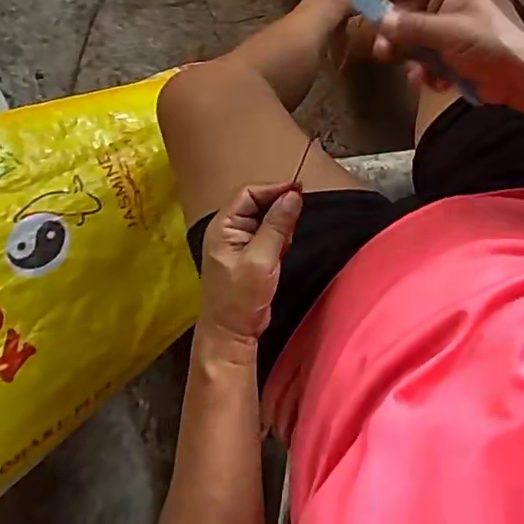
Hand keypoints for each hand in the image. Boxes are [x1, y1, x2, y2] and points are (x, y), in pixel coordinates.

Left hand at [198, 181, 302, 346]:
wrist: (231, 334)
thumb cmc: (240, 297)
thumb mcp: (261, 259)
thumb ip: (278, 224)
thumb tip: (294, 194)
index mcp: (223, 225)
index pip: (249, 193)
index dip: (274, 189)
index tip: (299, 190)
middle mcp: (229, 229)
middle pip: (258, 203)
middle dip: (279, 208)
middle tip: (295, 221)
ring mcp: (239, 242)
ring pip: (266, 218)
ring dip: (281, 225)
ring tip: (287, 241)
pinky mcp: (250, 254)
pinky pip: (268, 234)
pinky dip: (280, 237)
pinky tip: (284, 249)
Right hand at [372, 0, 523, 105]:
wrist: (521, 79)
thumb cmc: (488, 45)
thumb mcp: (447, 32)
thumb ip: (412, 27)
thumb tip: (382, 21)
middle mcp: (447, 12)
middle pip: (408, 18)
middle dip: (395, 36)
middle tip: (382, 51)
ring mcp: (449, 38)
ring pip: (416, 45)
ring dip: (412, 61)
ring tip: (414, 75)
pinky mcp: (453, 61)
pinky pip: (428, 65)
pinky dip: (428, 75)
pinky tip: (434, 84)